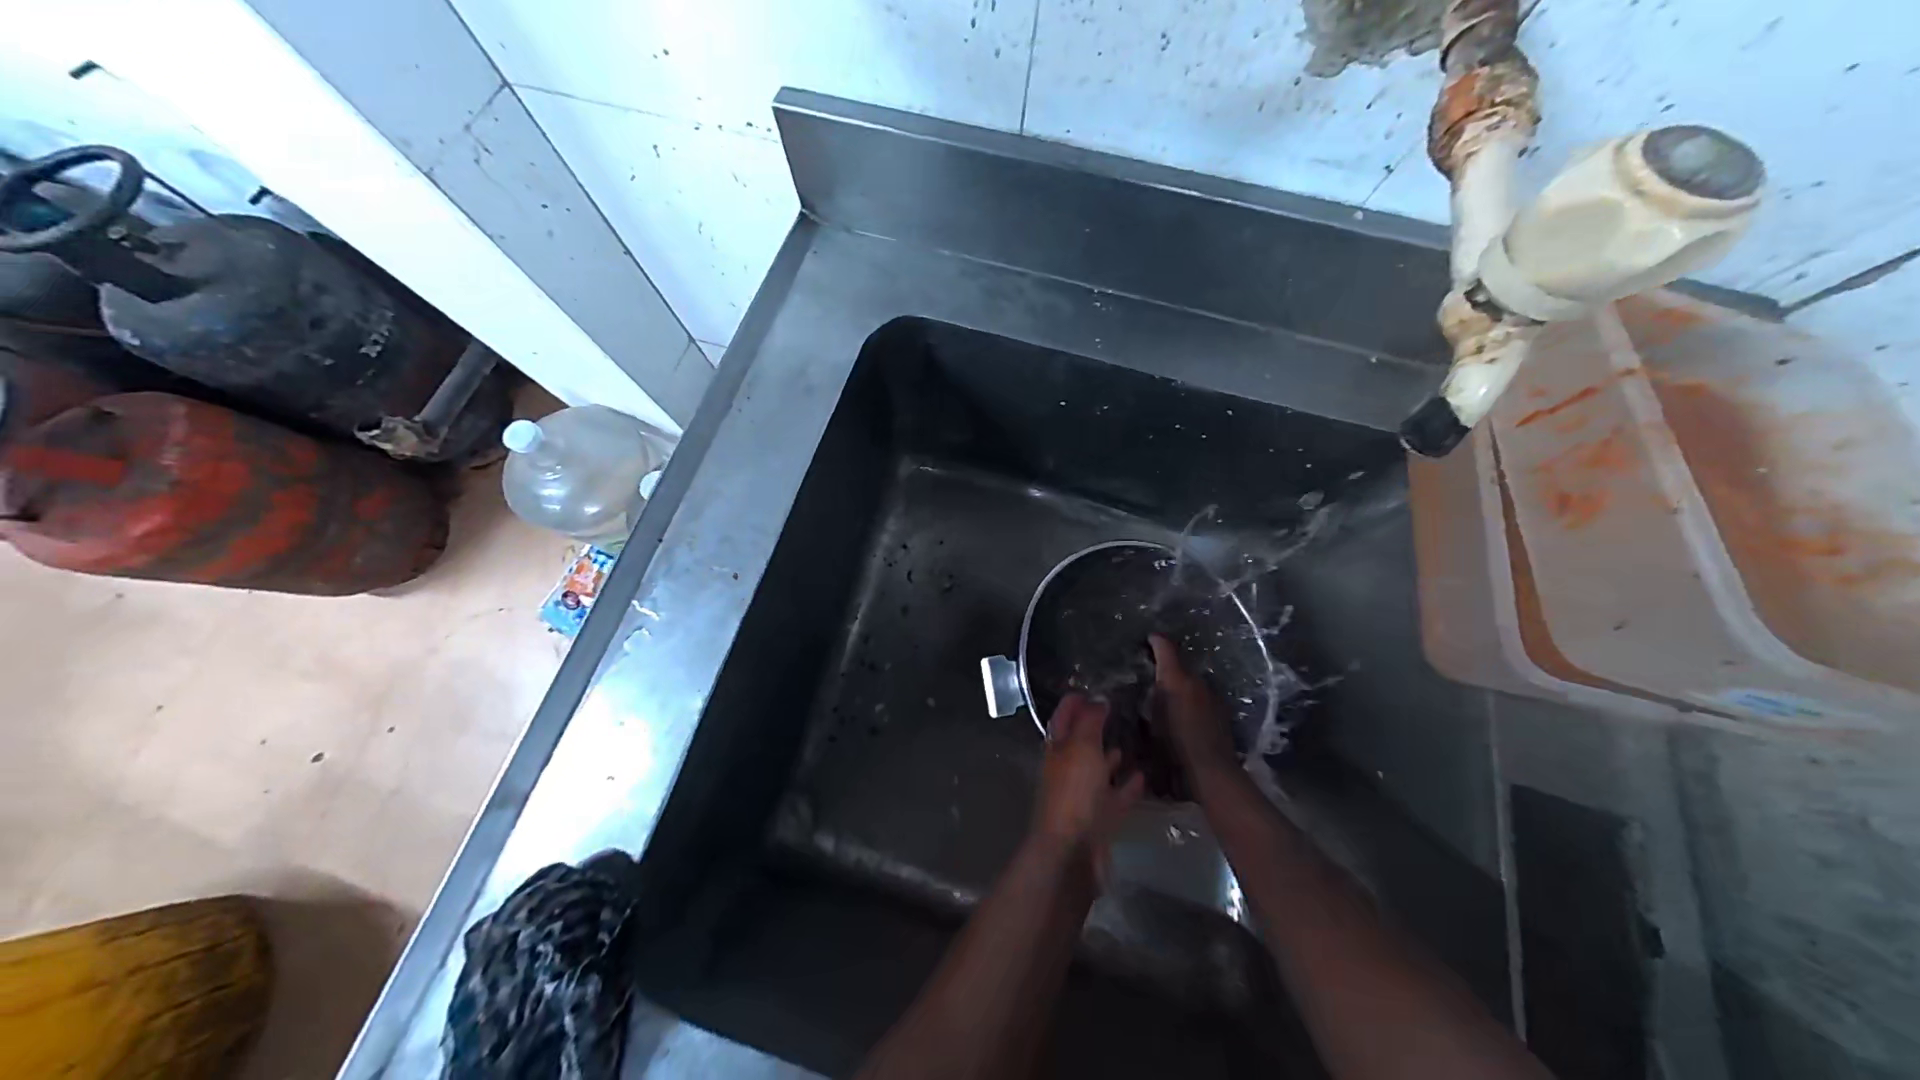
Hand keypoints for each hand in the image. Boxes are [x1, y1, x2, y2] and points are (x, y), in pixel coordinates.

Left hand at [1032, 694, 1144, 853]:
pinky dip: (1127, 785)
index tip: (1093, 687)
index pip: (1063, 717)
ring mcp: (1083, 795)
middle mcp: (1067, 769)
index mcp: (1057, 749)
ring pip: (1098, 769)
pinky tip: (1143, 775)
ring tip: (1134, 739)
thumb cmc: (1074, 793)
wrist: (1073, 852)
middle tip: (1121, 711)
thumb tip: (1097, 700)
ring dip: (1112, 756)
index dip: (1074, 701)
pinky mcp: (1100, 818)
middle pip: (1081, 742)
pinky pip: (1115, 796)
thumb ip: (1090, 722)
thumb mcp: (1082, 747)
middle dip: (1096, 727)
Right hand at [1147, 634, 1237, 785]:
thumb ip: (1149, 697)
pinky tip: (1181, 719)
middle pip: (1179, 667)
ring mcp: (1211, 697)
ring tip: (1164, 701)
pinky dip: (1190, 702)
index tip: (1147, 639)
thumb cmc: (1174, 746)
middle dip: (1165, 669)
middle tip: (1148, 678)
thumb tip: (1147, 679)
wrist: (1210, 772)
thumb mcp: (1151, 721)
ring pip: (1190, 684)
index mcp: (1176, 680)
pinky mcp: (1220, 713)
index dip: (1156, 641)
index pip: (1166, 648)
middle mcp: (1196, 682)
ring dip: (1178, 687)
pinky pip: (1200, 699)